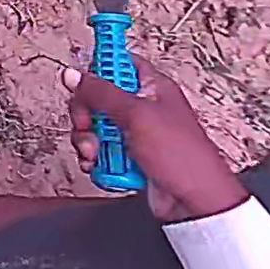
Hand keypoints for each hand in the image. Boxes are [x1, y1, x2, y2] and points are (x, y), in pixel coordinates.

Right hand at [65, 58, 247, 222]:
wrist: (195, 207)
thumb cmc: (183, 158)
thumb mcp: (137, 116)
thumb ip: (101, 93)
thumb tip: (75, 75)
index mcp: (151, 86)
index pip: (118, 61)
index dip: (99, 65)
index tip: (85, 76)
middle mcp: (141, 106)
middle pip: (96, 96)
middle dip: (86, 113)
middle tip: (89, 124)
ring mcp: (133, 132)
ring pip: (93, 125)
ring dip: (88, 140)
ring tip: (96, 152)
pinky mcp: (126, 156)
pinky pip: (98, 149)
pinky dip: (94, 158)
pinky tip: (99, 165)